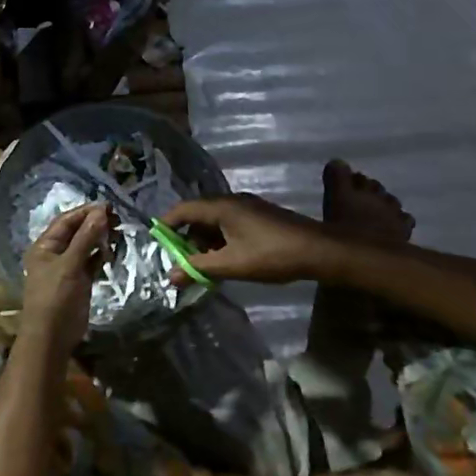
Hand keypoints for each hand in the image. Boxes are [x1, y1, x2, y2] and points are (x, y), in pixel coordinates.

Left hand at [20, 203, 107, 353]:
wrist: (52, 337)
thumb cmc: (55, 298)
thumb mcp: (70, 265)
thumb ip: (86, 238)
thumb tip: (100, 212)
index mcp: (45, 246)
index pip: (66, 221)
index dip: (86, 211)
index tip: (109, 206)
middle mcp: (54, 253)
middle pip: (76, 231)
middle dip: (95, 224)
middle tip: (118, 220)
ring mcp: (67, 268)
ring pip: (85, 246)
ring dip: (100, 239)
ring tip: (119, 234)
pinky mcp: (78, 281)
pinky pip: (91, 261)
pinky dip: (101, 255)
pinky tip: (113, 252)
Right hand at [162, 194, 338, 285]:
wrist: (319, 250)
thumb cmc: (271, 255)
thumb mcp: (231, 265)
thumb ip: (198, 268)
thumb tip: (170, 275)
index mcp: (222, 207)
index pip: (184, 210)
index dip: (167, 225)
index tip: (157, 243)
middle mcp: (233, 201)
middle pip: (198, 214)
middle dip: (186, 237)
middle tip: (181, 262)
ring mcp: (248, 207)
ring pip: (215, 220)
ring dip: (205, 241)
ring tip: (203, 265)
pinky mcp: (260, 216)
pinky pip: (229, 223)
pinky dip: (220, 239)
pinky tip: (225, 259)